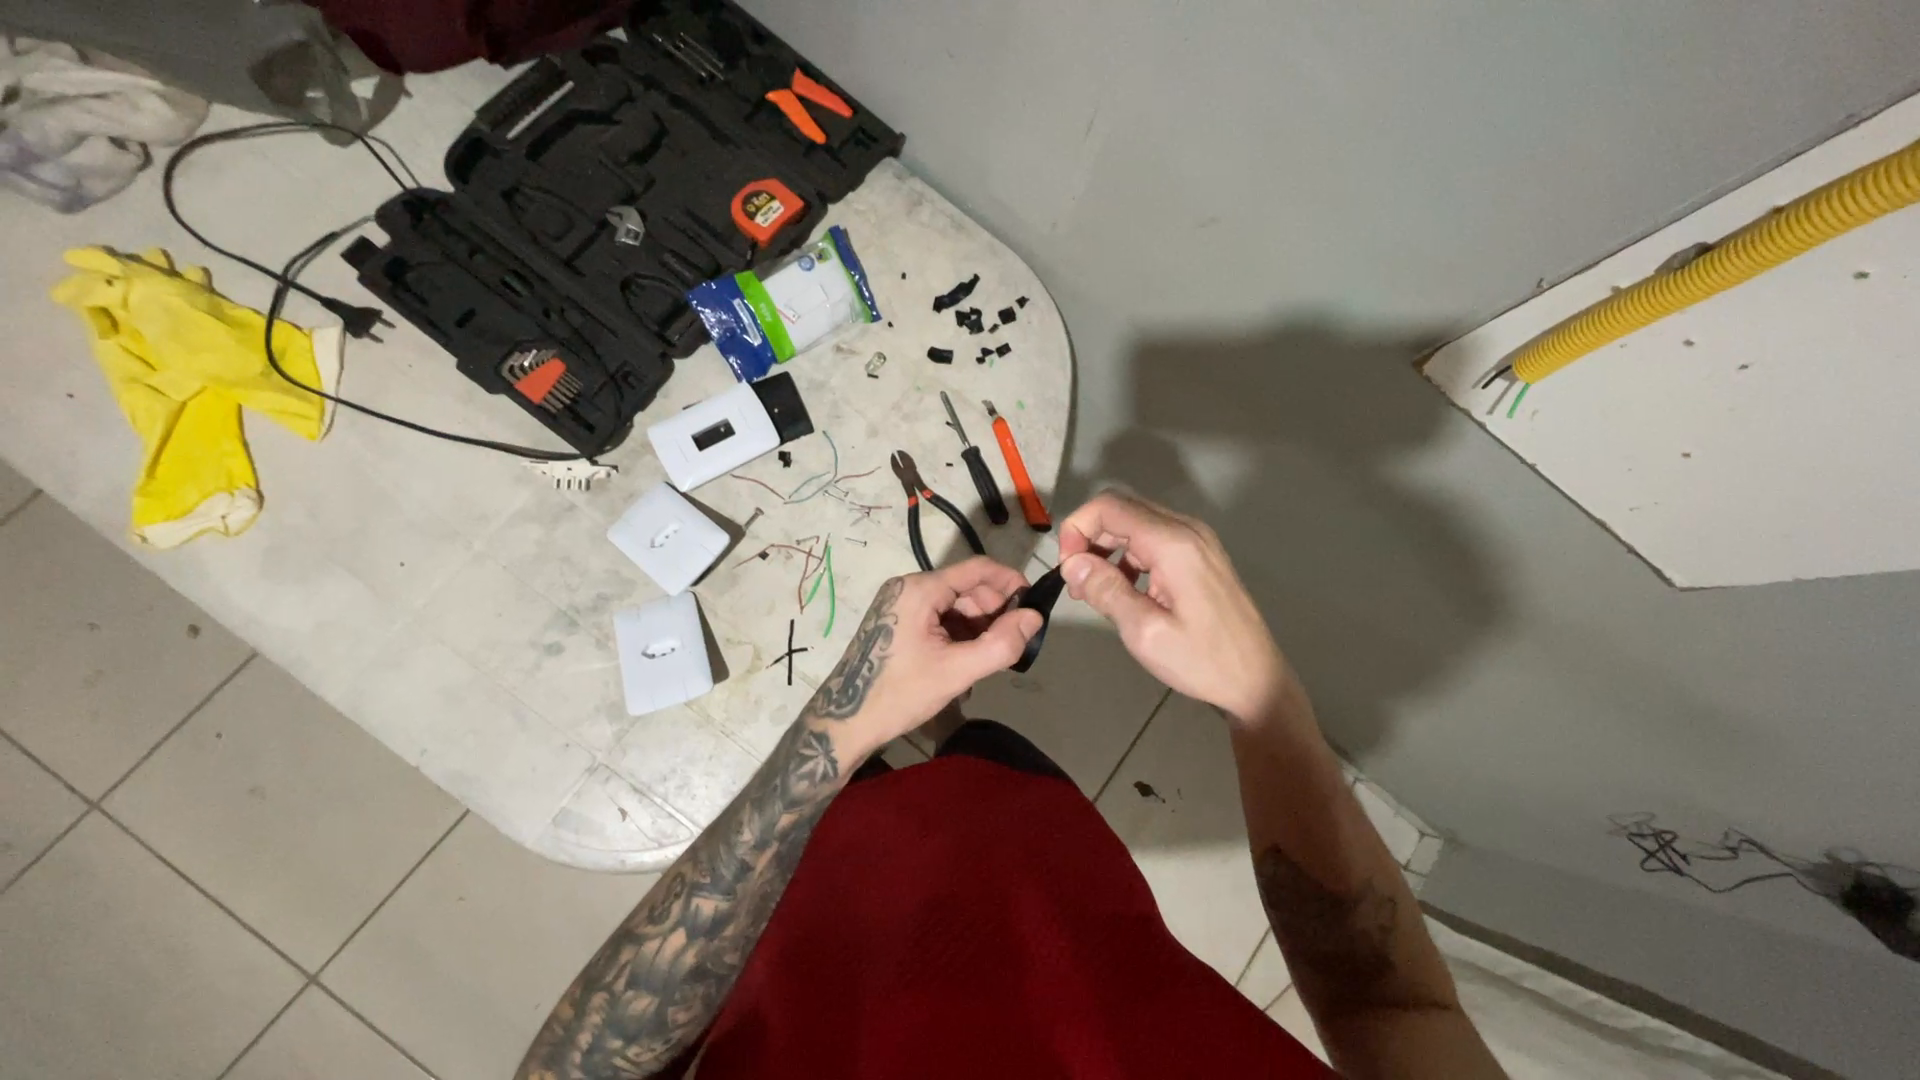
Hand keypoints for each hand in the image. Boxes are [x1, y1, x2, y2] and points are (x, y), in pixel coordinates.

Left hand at [802, 557, 1043, 749]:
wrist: (846, 722)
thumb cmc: (900, 693)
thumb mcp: (957, 671)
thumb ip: (1000, 644)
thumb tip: (1033, 618)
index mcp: (920, 589)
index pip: (978, 569)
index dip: (1010, 582)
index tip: (1033, 606)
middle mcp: (908, 588)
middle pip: (966, 587)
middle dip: (994, 611)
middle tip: (1011, 644)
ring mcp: (900, 605)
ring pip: (954, 605)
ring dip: (976, 627)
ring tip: (987, 660)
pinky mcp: (896, 622)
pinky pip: (938, 618)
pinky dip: (957, 635)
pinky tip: (965, 662)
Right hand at [1058, 492, 1286, 722]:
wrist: (1256, 680)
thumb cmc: (1201, 661)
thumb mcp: (1144, 631)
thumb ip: (1106, 591)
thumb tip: (1071, 564)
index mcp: (1173, 543)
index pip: (1109, 506)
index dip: (1077, 528)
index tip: (1068, 569)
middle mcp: (1186, 530)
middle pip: (1122, 508)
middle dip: (1089, 537)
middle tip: (1077, 582)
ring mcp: (1197, 540)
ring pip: (1136, 522)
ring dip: (1107, 546)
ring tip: (1094, 589)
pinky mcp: (1200, 555)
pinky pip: (1153, 538)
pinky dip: (1128, 554)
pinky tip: (1124, 589)